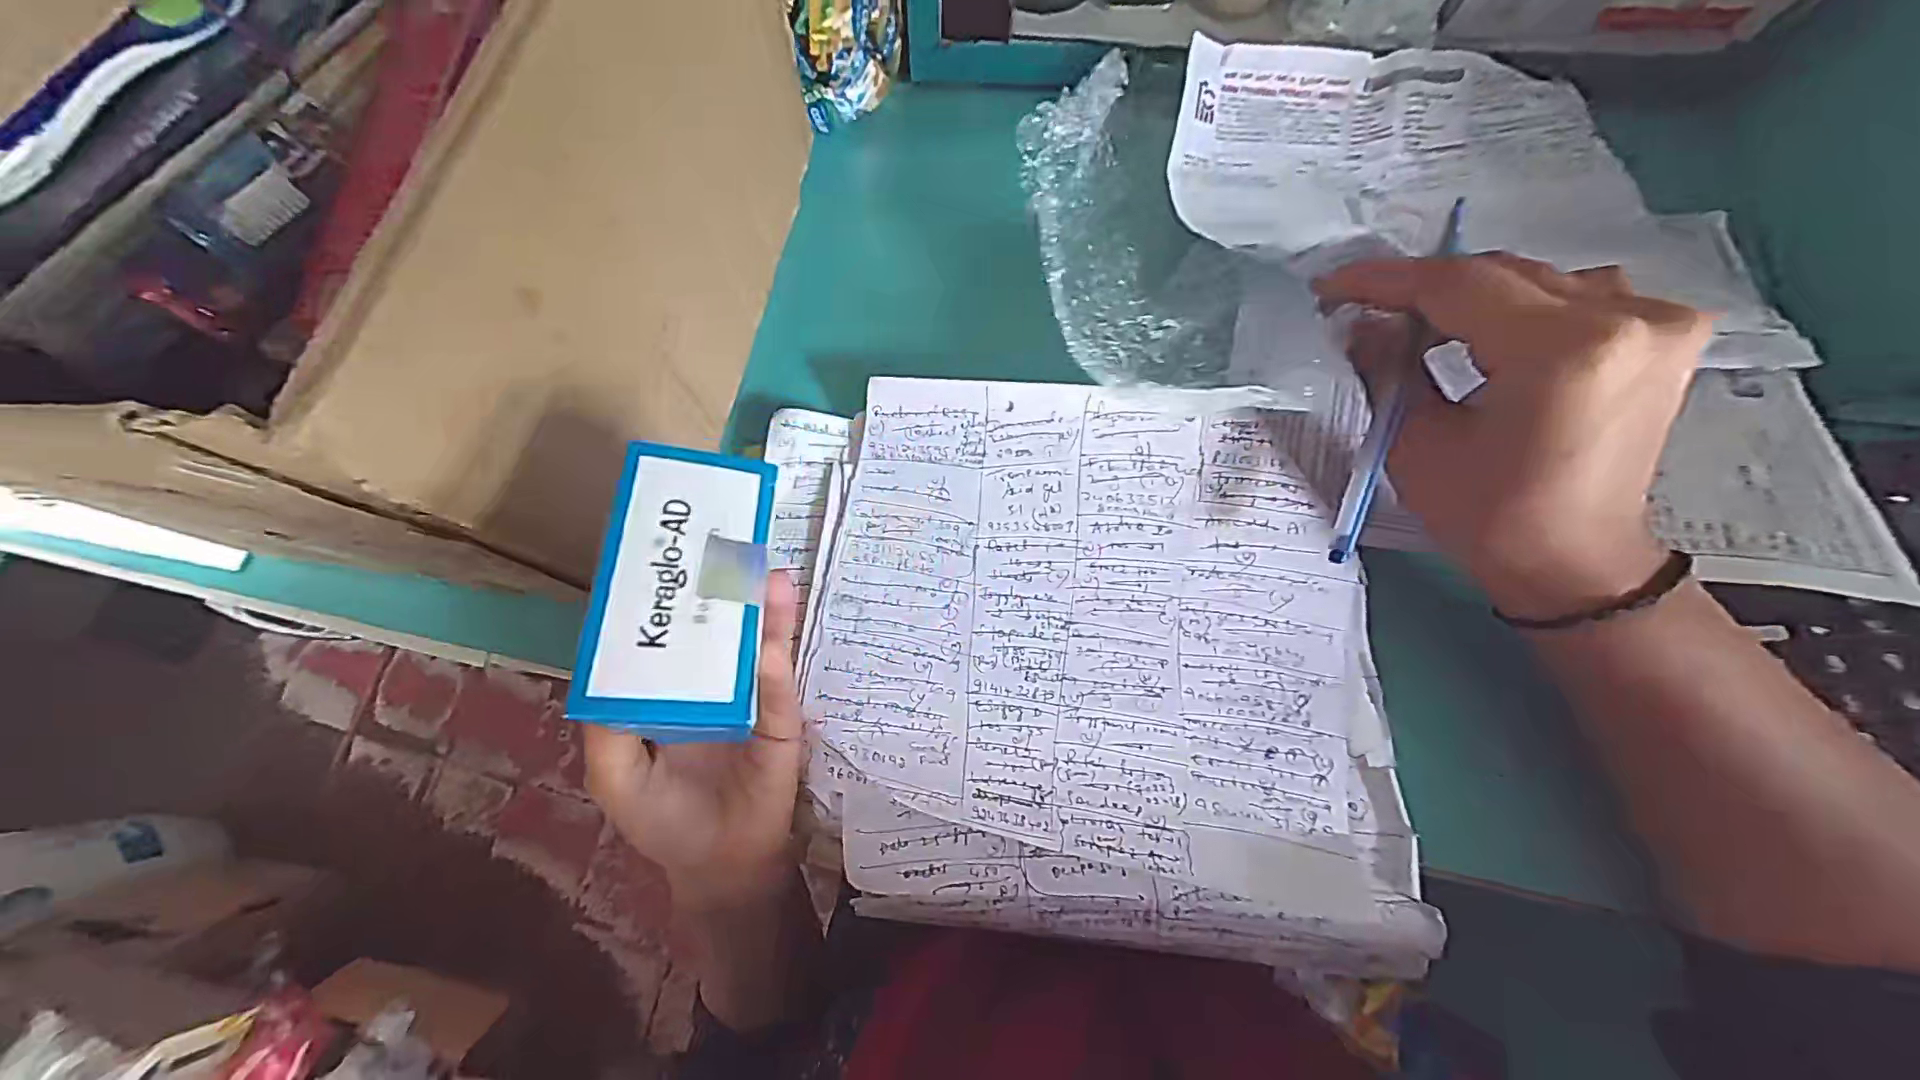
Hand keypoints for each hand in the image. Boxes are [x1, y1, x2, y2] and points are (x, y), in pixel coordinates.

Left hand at [583, 573, 804, 912]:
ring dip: (766, 613)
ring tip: (769, 574)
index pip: (678, 635)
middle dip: (728, 591)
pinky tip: (771, 643)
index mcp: (678, 688)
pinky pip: (779, 696)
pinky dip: (775, 671)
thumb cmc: (666, 818)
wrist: (723, 863)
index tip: (667, 561)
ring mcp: (755, 700)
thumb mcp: (616, 776)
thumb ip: (606, 729)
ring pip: (761, 649)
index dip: (671, 600)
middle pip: (725, 631)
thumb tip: (606, 672)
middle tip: (728, 546)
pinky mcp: (782, 725)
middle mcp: (719, 683)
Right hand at [1314, 255, 1712, 619]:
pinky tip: (1483, 332)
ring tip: (1415, 325)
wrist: (1572, 558)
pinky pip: (1573, 293)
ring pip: (1534, 278)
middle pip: (1499, 273)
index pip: (1458, 287)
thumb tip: (1362, 324)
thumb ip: (1389, 370)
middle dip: (1421, 289)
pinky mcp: (1668, 331)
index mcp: (1563, 351)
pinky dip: (1515, 305)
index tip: (1332, 285)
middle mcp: (1626, 318)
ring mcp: (1660, 319)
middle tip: (1361, 307)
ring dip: (1466, 296)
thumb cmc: (1486, 515)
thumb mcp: (1416, 443)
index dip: (1385, 281)